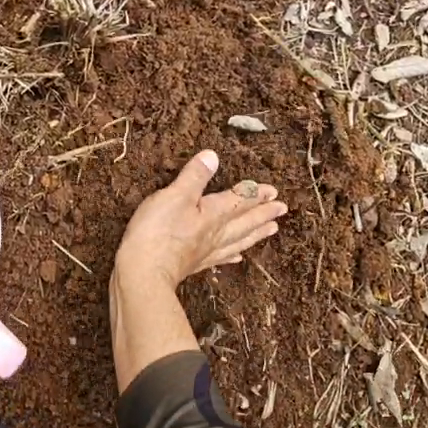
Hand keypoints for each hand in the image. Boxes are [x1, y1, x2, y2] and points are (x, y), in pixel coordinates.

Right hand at [113, 150, 285, 289]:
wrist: (145, 272)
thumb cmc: (158, 231)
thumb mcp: (174, 195)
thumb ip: (194, 176)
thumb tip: (213, 156)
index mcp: (213, 214)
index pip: (239, 201)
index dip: (255, 194)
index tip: (274, 191)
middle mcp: (215, 233)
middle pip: (244, 222)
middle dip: (262, 213)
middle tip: (282, 209)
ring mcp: (206, 251)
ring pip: (238, 239)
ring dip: (255, 233)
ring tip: (271, 230)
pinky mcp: (195, 264)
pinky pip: (221, 257)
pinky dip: (232, 254)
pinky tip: (238, 257)